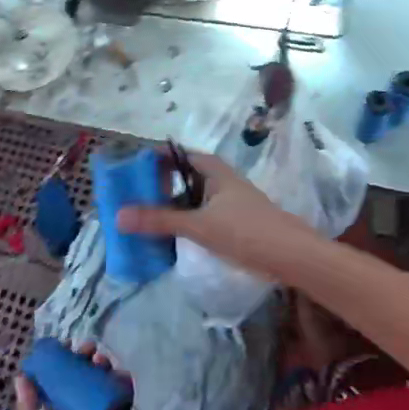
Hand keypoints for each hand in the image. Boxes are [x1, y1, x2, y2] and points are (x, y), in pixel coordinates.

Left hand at [14, 344, 126, 409]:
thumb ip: (28, 409)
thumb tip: (22, 375)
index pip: (58, 387)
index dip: (62, 366)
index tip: (66, 346)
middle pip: (82, 384)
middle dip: (85, 363)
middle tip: (89, 348)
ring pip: (103, 390)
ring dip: (104, 371)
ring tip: (103, 360)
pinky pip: (123, 406)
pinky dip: (124, 388)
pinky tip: (123, 374)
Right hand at [118, 152, 319, 280]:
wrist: (290, 255)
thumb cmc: (245, 231)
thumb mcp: (198, 226)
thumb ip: (160, 220)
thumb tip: (118, 215)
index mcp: (215, 171)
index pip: (180, 154)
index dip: (157, 157)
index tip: (132, 167)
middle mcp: (222, 181)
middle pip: (186, 176)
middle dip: (161, 184)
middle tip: (132, 196)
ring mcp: (230, 202)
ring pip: (194, 198)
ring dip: (173, 205)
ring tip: (145, 217)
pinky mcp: (235, 223)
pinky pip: (202, 215)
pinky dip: (186, 221)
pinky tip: (172, 236)